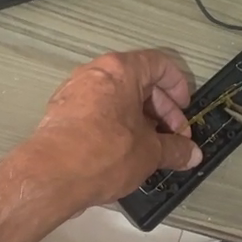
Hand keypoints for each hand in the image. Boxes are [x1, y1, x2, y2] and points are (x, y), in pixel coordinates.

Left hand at [17, 50, 202, 206]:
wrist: (52, 176)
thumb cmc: (99, 153)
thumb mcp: (150, 152)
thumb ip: (175, 149)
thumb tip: (189, 153)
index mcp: (120, 70)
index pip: (159, 64)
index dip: (178, 86)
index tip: (185, 107)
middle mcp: (95, 74)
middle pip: (138, 82)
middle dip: (161, 110)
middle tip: (173, 136)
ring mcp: (75, 93)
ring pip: (117, 99)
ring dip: (139, 121)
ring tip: (151, 148)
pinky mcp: (62, 114)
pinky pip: (98, 113)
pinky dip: (116, 127)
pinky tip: (125, 153)